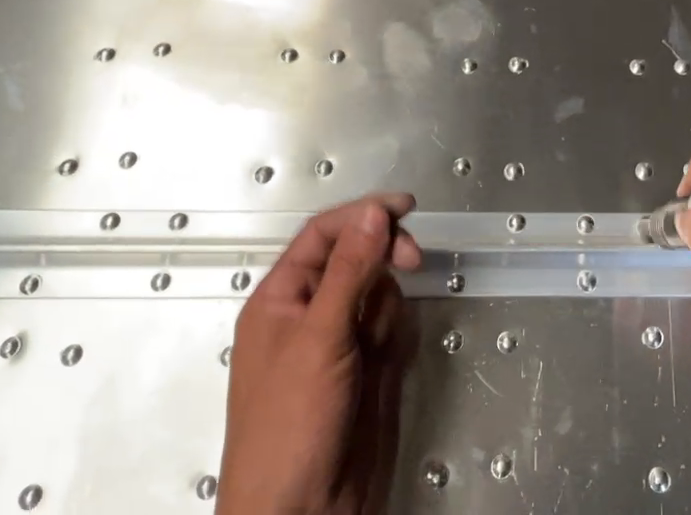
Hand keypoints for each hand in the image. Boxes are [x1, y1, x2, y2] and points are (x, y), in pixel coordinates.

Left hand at [218, 196, 423, 514]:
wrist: (303, 514)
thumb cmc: (288, 430)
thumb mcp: (320, 337)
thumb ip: (349, 270)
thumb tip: (372, 214)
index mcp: (280, 299)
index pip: (324, 234)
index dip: (363, 214)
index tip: (405, 207)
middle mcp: (308, 315)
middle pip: (355, 258)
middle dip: (383, 258)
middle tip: (411, 260)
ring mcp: (337, 343)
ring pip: (377, 293)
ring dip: (387, 307)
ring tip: (376, 345)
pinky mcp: (363, 369)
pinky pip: (388, 329)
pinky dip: (394, 337)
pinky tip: (384, 363)